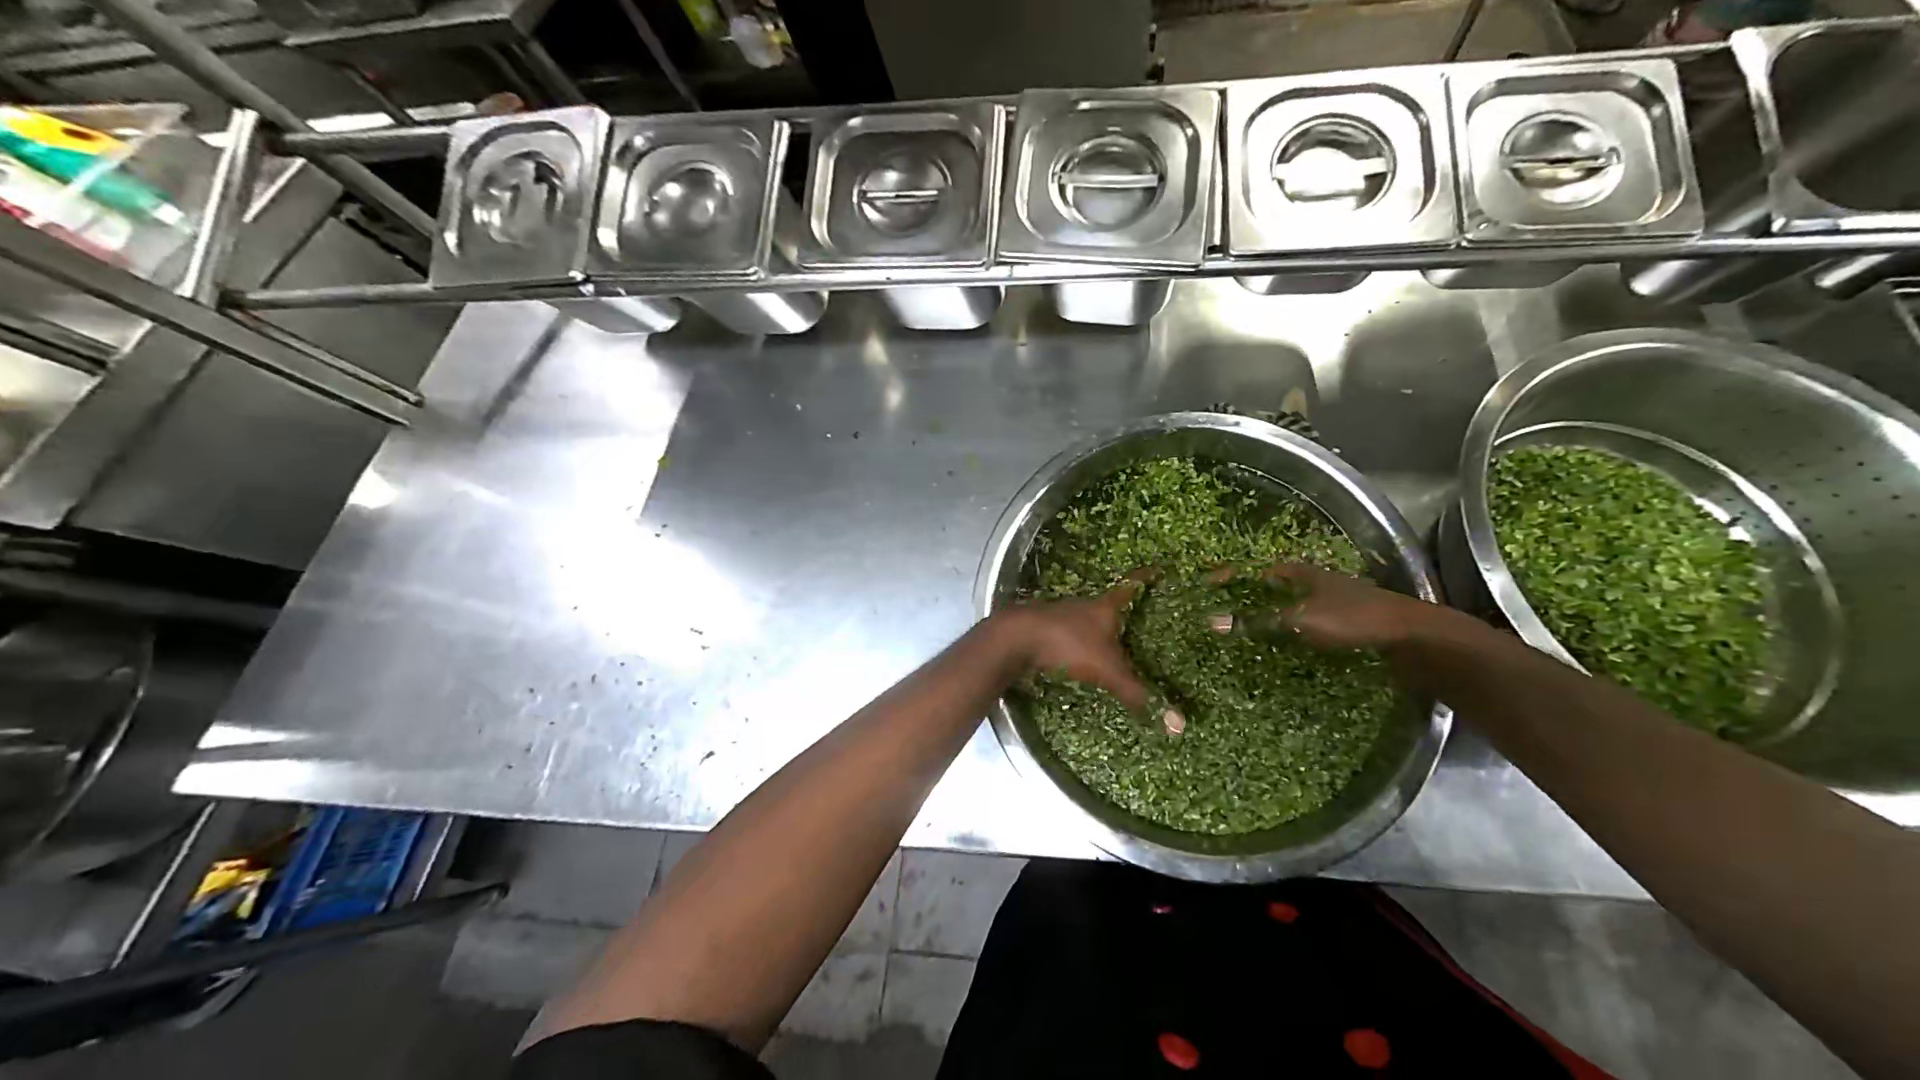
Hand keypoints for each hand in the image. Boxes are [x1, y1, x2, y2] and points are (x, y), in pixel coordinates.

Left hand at [999, 578, 1185, 734]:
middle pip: (1107, 604)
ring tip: (1112, 643)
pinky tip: (1077, 656)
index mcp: (1104, 607)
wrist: (1014, 639)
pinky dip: (1076, 642)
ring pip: (1085, 619)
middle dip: (1122, 612)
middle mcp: (1082, 605)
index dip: (1145, 578)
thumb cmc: (1067, 645)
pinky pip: (1066, 633)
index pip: (1131, 586)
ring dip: (1097, 629)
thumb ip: (1137, 694)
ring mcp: (1059, 614)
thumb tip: (1177, 723)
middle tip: (1139, 620)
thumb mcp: (1107, 671)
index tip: (1158, 568)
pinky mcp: (1041, 628)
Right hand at [1211, 563, 1437, 650]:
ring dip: (1276, 618)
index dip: (1236, 576)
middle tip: (1228, 612)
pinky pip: (1312, 627)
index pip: (1261, 569)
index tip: (1212, 585)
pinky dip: (1296, 635)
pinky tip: (1287, 650)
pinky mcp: (1351, 627)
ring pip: (1297, 607)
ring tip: (1251, 634)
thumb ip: (1257, 621)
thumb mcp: (1299, 620)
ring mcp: (1338, 604)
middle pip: (1279, 587)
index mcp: (1306, 573)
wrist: (1414, 638)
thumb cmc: (1353, 620)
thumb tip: (1212, 622)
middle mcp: (1321, 583)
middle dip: (1254, 597)